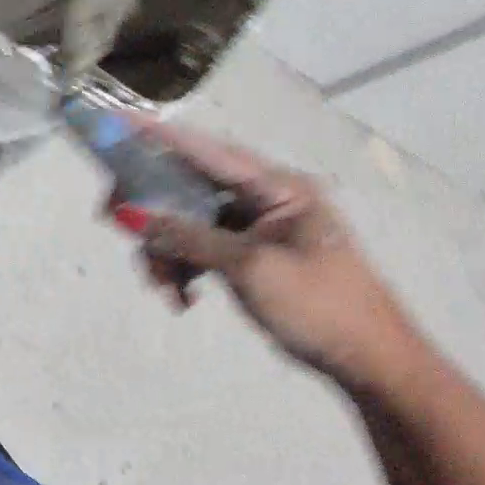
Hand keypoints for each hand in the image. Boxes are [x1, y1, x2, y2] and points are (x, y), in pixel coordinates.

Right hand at [126, 119, 414, 382]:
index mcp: (278, 188)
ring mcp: (251, 226)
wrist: (371, 364)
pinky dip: (178, 270)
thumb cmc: (321, 307)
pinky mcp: (242, 252)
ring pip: (179, 223)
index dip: (156, 136)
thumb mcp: (249, 268)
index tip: (113, 120)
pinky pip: (191, 248)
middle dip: (149, 214)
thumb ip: (186, 236)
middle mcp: (262, 198)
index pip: (205, 151)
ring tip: (166, 290)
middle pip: (182, 188)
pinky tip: (182, 298)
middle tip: (113, 225)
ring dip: (162, 254)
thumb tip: (128, 213)